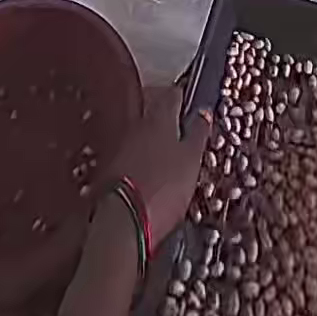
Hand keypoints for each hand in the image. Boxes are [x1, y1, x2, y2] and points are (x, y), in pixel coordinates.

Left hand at [108, 86, 211, 249]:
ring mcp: (123, 144)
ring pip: (144, 133)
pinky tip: (152, 171)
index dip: (184, 96)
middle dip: (170, 118)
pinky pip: (134, 153)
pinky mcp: (113, 165)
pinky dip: (144, 158)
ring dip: (156, 139)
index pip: (174, 95)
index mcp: (160, 118)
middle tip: (186, 129)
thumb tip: (203, 111)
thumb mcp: (191, 160)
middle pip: (156, 113)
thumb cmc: (164, 186)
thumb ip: (198, 133)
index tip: (192, 100)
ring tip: (172, 154)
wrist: (123, 219)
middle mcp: (138, 124)